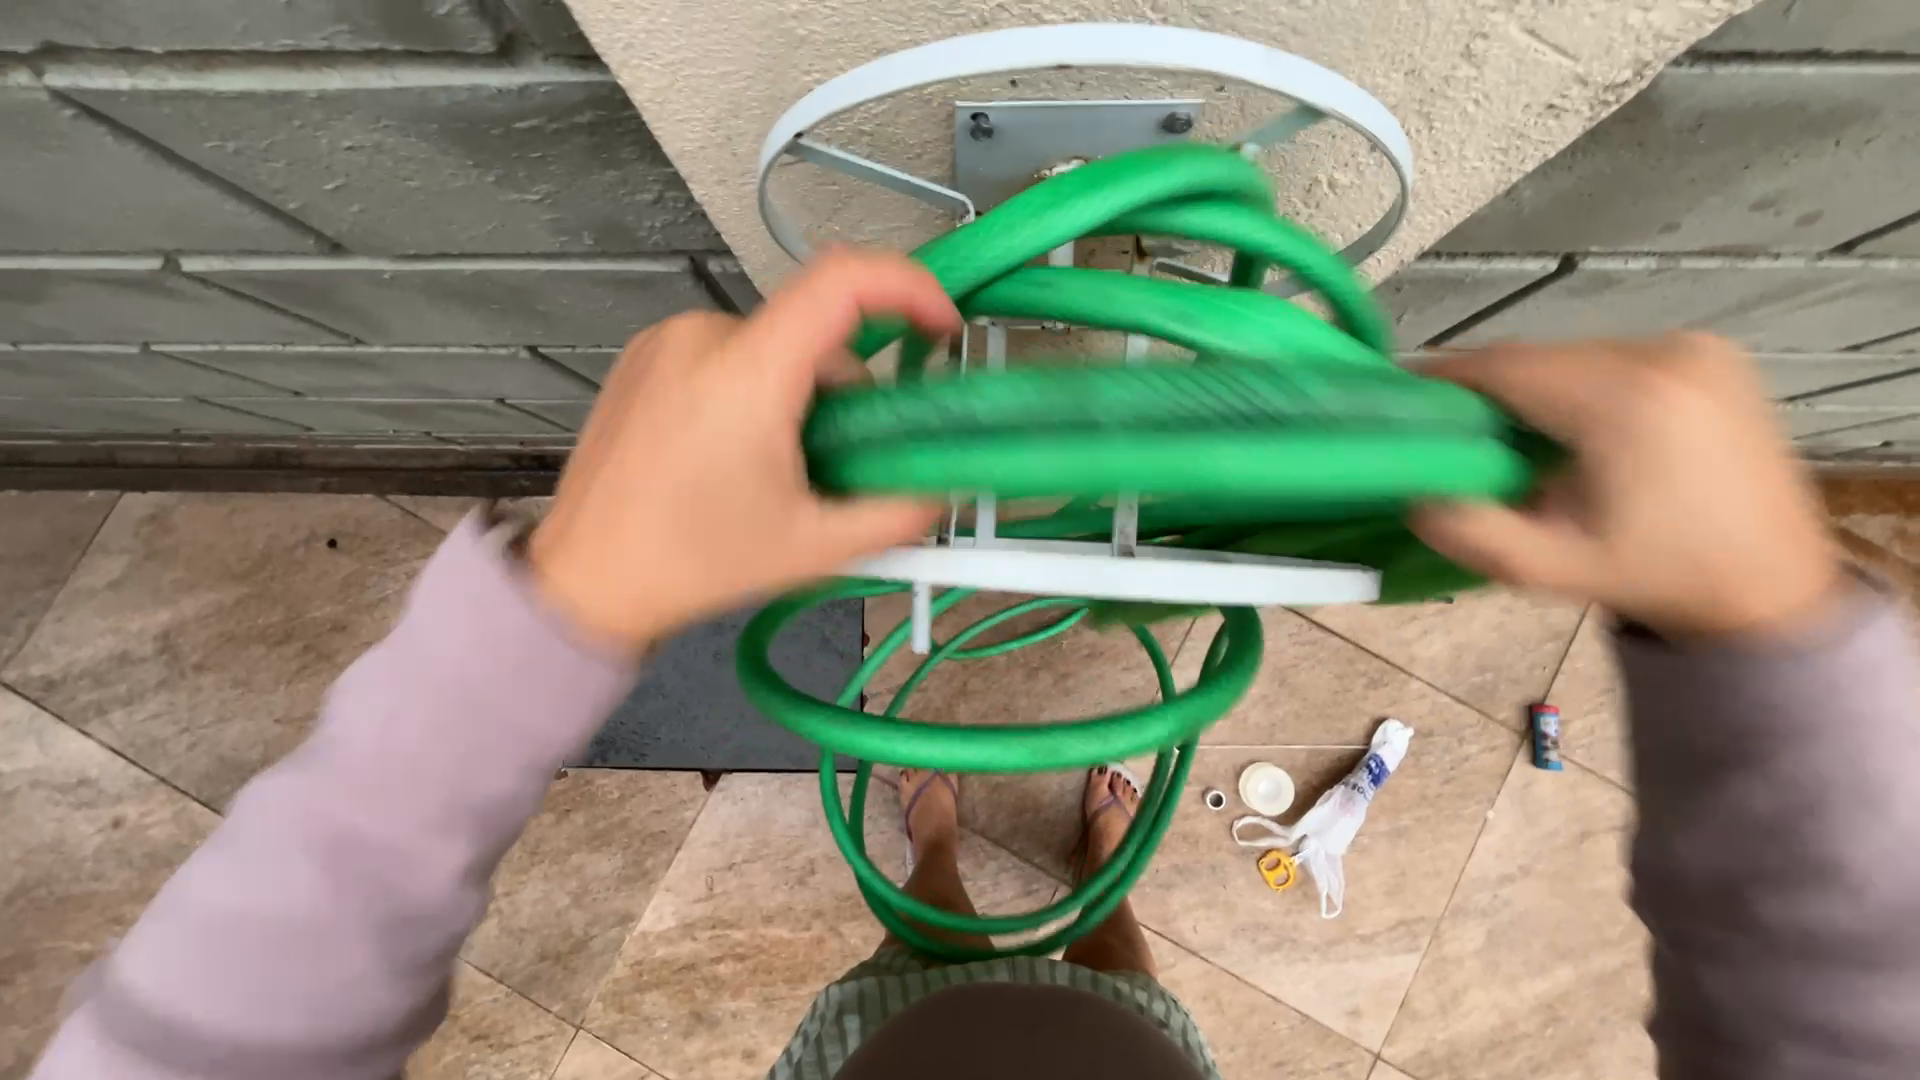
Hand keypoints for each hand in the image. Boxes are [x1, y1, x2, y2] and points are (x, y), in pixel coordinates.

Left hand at [528, 251, 957, 651]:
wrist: (585, 580)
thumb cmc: (693, 563)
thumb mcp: (814, 547)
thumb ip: (898, 514)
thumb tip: (943, 489)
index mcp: (747, 373)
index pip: (844, 281)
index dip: (910, 288)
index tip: (943, 329)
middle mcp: (703, 336)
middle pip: (816, 332)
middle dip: (851, 391)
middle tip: (848, 459)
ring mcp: (667, 341)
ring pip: (777, 347)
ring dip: (805, 396)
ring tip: (784, 468)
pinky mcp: (646, 357)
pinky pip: (733, 354)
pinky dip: (762, 390)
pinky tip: (741, 453)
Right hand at [1410, 334, 1841, 640]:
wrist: (1773, 585)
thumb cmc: (1653, 576)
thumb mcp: (1544, 568)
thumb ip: (1466, 529)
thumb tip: (1409, 490)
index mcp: (1628, 403)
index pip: (1504, 367)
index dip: (1442, 379)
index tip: (1400, 402)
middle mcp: (1666, 357)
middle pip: (1533, 357)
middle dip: (1480, 390)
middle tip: (1444, 431)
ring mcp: (1695, 350)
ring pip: (1564, 354)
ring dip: (1521, 388)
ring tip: (1498, 433)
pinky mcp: (1707, 356)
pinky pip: (1602, 357)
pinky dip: (1564, 384)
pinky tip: (1556, 424)